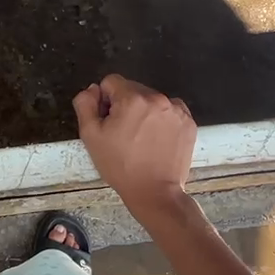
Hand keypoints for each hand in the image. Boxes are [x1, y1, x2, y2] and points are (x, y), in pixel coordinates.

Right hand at [73, 75, 196, 208]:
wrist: (155, 192)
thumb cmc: (119, 165)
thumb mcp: (90, 135)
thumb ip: (85, 104)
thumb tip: (93, 89)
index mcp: (132, 99)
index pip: (111, 81)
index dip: (104, 100)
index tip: (108, 121)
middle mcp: (157, 98)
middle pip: (132, 89)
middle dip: (124, 104)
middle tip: (123, 132)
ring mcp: (177, 110)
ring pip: (151, 99)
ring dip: (143, 110)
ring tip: (141, 137)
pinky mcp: (189, 123)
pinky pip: (169, 110)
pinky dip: (161, 118)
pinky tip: (156, 138)